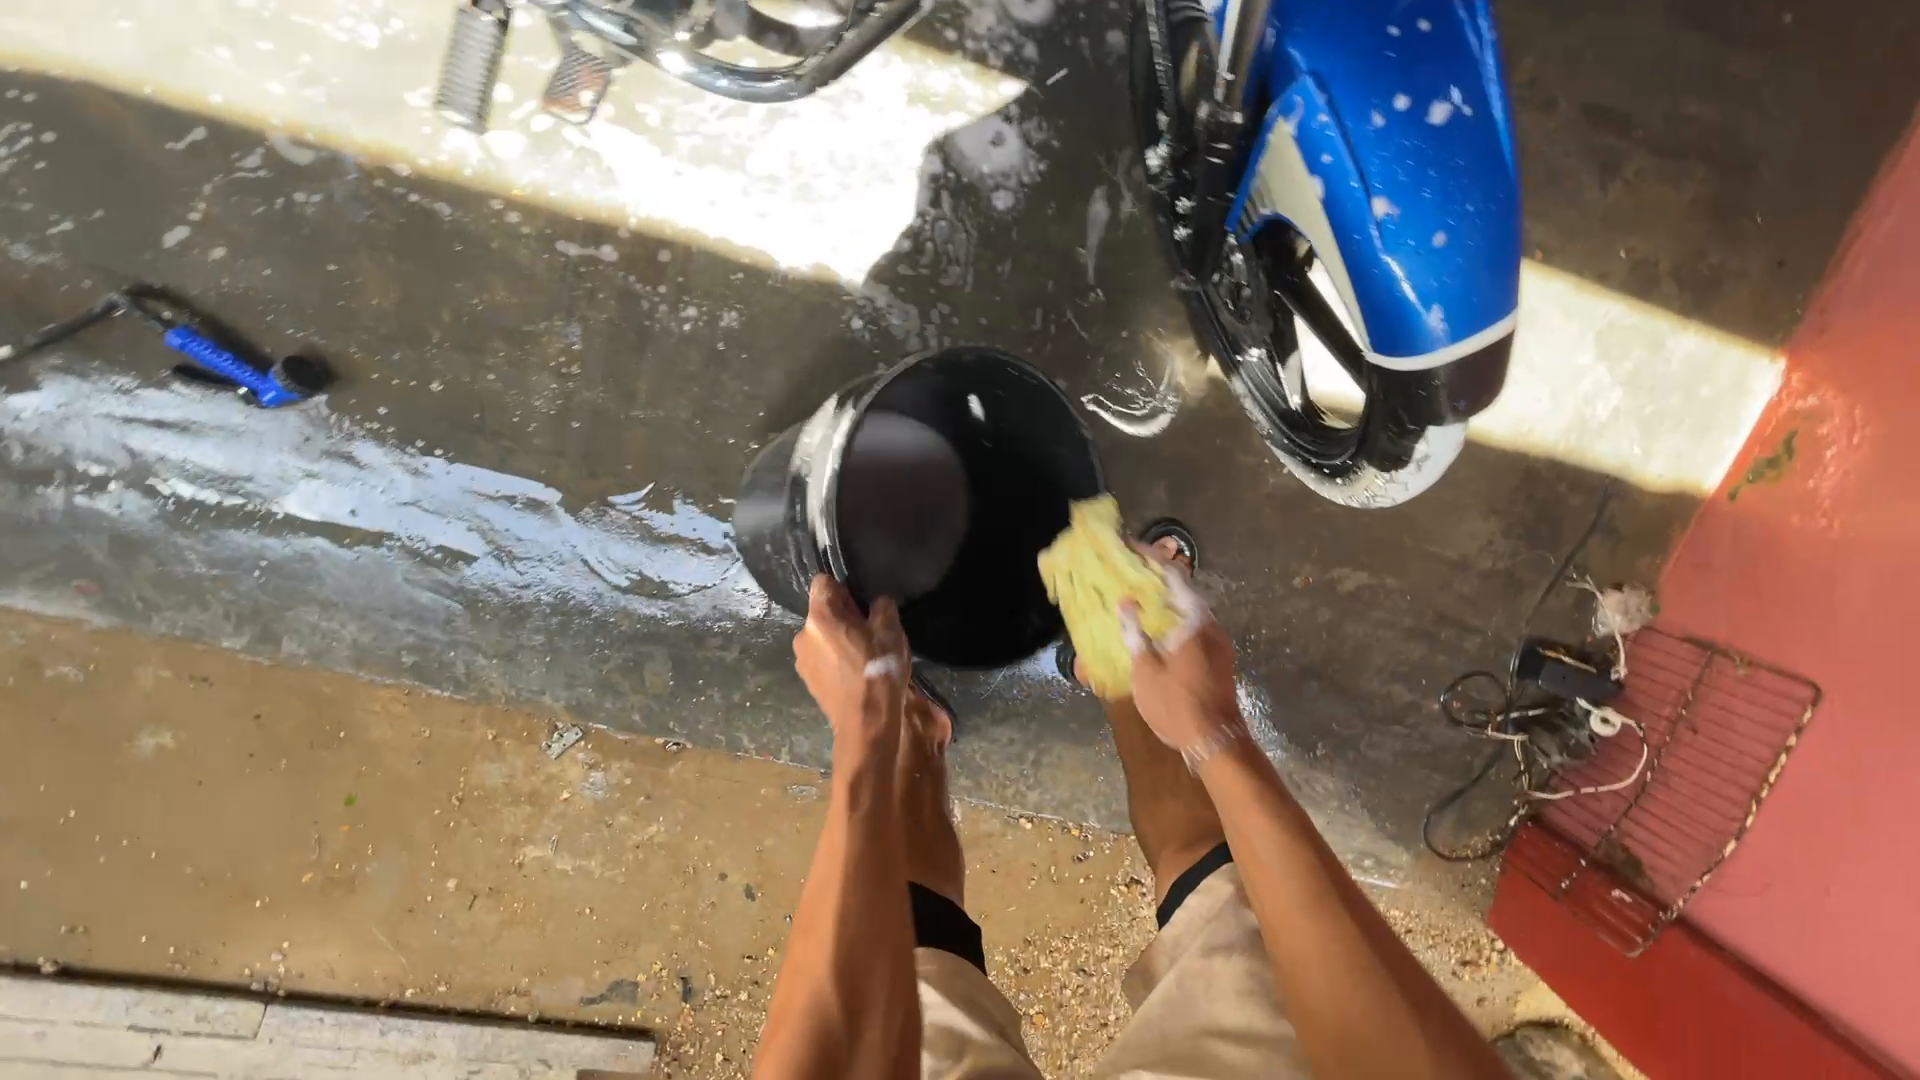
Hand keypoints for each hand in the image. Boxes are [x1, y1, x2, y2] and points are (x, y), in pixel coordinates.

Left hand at [794, 575, 909, 756]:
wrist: (866, 723)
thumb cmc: (877, 671)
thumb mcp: (890, 632)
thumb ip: (883, 607)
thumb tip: (878, 601)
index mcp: (819, 616)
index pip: (822, 582)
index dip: (843, 587)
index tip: (861, 603)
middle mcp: (802, 634)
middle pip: (821, 611)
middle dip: (842, 616)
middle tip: (868, 631)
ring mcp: (802, 660)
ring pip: (820, 636)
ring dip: (837, 639)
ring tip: (862, 655)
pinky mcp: (807, 680)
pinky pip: (820, 657)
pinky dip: (834, 659)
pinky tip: (853, 673)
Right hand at [1121, 545, 1242, 756]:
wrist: (1215, 741)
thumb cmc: (1176, 704)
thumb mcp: (1146, 669)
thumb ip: (1135, 633)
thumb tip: (1126, 603)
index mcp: (1194, 622)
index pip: (1173, 577)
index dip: (1152, 559)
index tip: (1132, 546)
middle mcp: (1211, 625)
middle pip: (1185, 590)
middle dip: (1159, 577)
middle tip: (1133, 568)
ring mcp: (1218, 642)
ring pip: (1190, 609)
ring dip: (1167, 599)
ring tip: (1140, 594)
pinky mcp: (1218, 658)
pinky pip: (1194, 626)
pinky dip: (1174, 618)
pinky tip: (1157, 626)